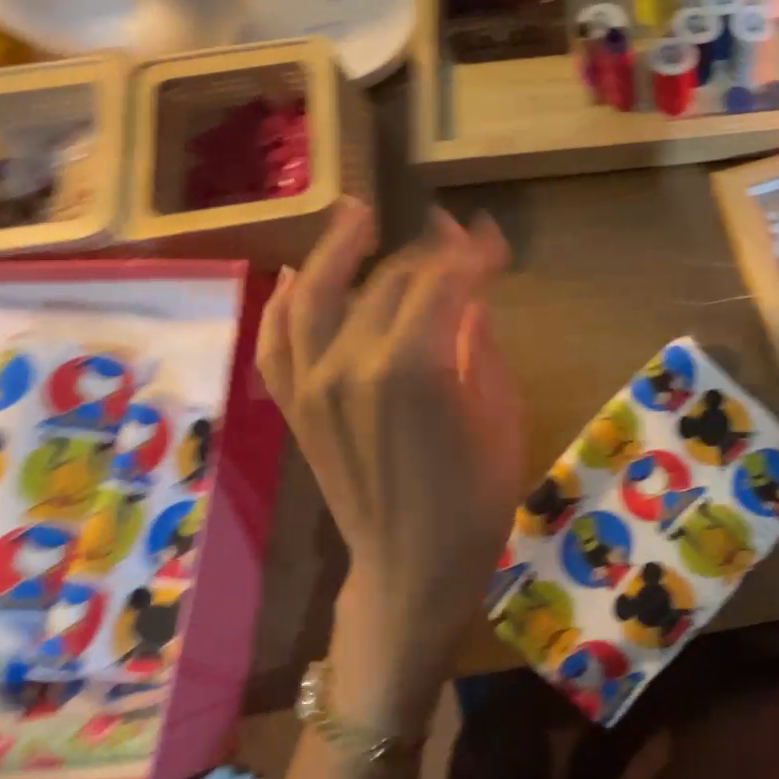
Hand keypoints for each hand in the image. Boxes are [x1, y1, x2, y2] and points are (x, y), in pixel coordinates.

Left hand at [257, 199, 522, 727]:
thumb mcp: (500, 411)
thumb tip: (471, 287)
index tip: (496, 239)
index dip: (473, 253)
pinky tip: (302, 274)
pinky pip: (278, 340)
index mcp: (415, 365)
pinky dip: (286, 302)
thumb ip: (478, 340)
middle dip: (430, 250)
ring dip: (339, 246)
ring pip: (319, 292)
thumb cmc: (477, 495)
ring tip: (359, 211)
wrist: (412, 567)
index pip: (444, 281)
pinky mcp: (295, 405)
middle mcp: (352, 362)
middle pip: (390, 281)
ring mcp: (313, 383)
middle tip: (458, 231)